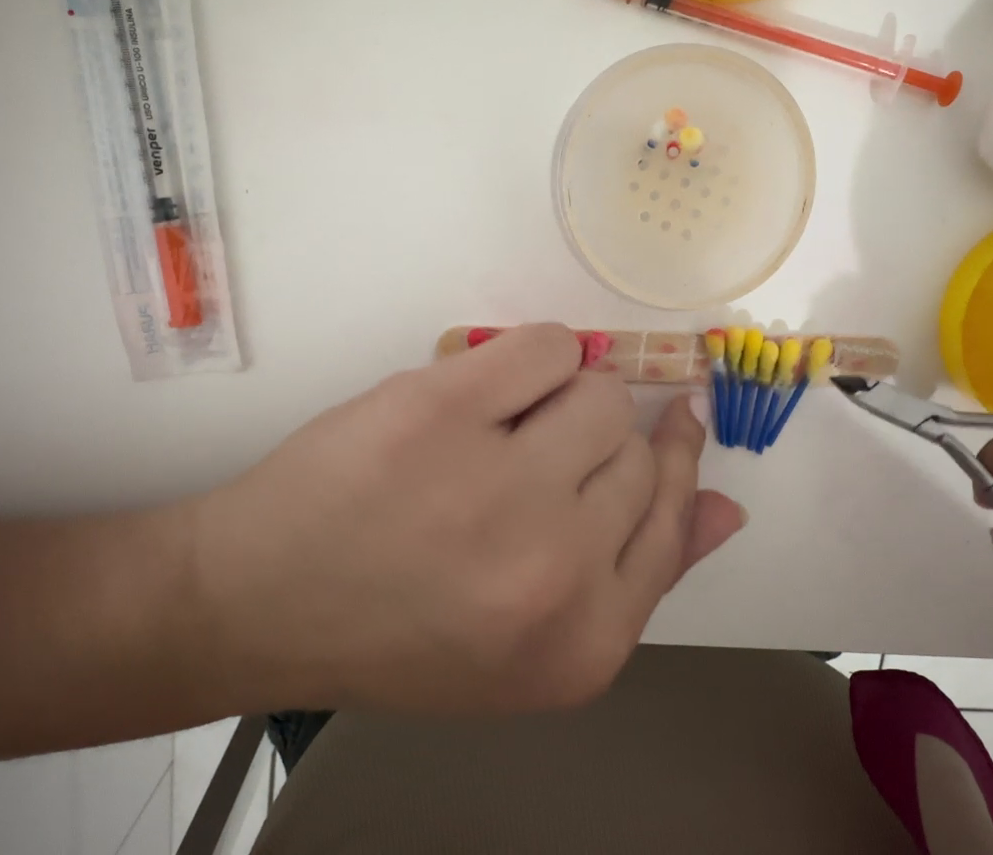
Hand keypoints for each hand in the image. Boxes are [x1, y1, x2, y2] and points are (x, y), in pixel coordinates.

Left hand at [185, 323, 744, 714]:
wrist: (264, 604)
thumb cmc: (403, 631)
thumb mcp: (533, 647)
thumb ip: (639, 579)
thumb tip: (728, 508)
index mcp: (586, 644)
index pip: (674, 519)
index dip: (674, 464)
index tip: (677, 420)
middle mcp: (558, 572)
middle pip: (640, 452)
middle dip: (593, 447)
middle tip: (528, 462)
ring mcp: (501, 487)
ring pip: (601, 393)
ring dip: (562, 399)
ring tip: (497, 432)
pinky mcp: (442, 412)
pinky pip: (547, 345)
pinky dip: (532, 354)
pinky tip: (485, 388)